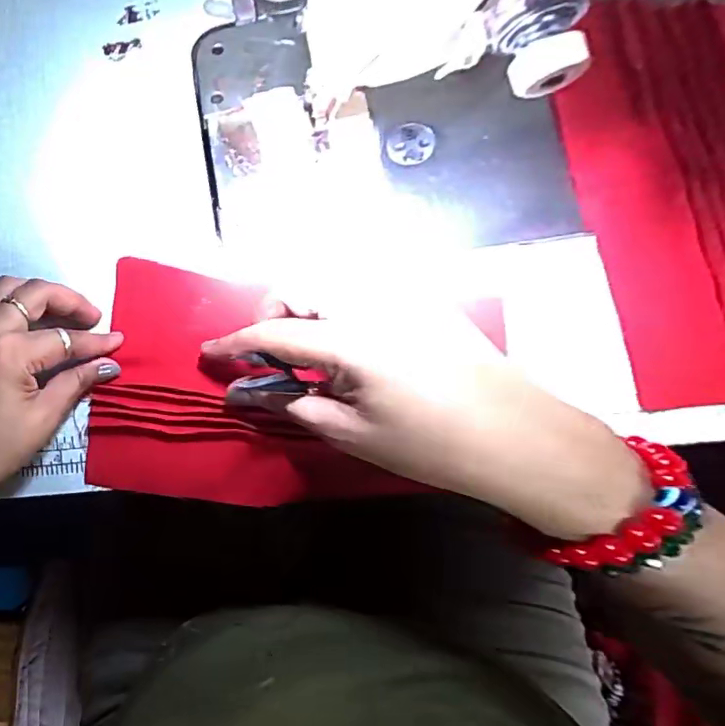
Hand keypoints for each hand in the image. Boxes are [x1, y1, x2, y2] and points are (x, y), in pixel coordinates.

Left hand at [0, 276, 121, 529]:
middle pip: (33, 294)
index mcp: (11, 350)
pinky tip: (1, 321)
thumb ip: (75, 383)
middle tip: (92, 317)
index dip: (95, 342)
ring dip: (33, 295)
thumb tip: (107, 364)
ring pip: (1, 290)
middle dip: (69, 300)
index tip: (118, 342)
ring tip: (56, 313)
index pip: (63, 338)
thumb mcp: (42, 419)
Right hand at [202, 297, 647, 538]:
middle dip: (272, 317)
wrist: (515, 433)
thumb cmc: (428, 444)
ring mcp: (401, 294)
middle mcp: (370, 302)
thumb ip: (289, 405)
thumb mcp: (349, 432)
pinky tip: (355, 346)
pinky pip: (364, 288)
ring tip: (315, 356)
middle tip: (276, 361)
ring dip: (304, 309)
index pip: (272, 333)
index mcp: (349, 339)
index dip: (234, 345)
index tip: (209, 355)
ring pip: (329, 281)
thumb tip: (243, 394)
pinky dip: (339, 307)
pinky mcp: (423, 298)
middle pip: (297, 288)